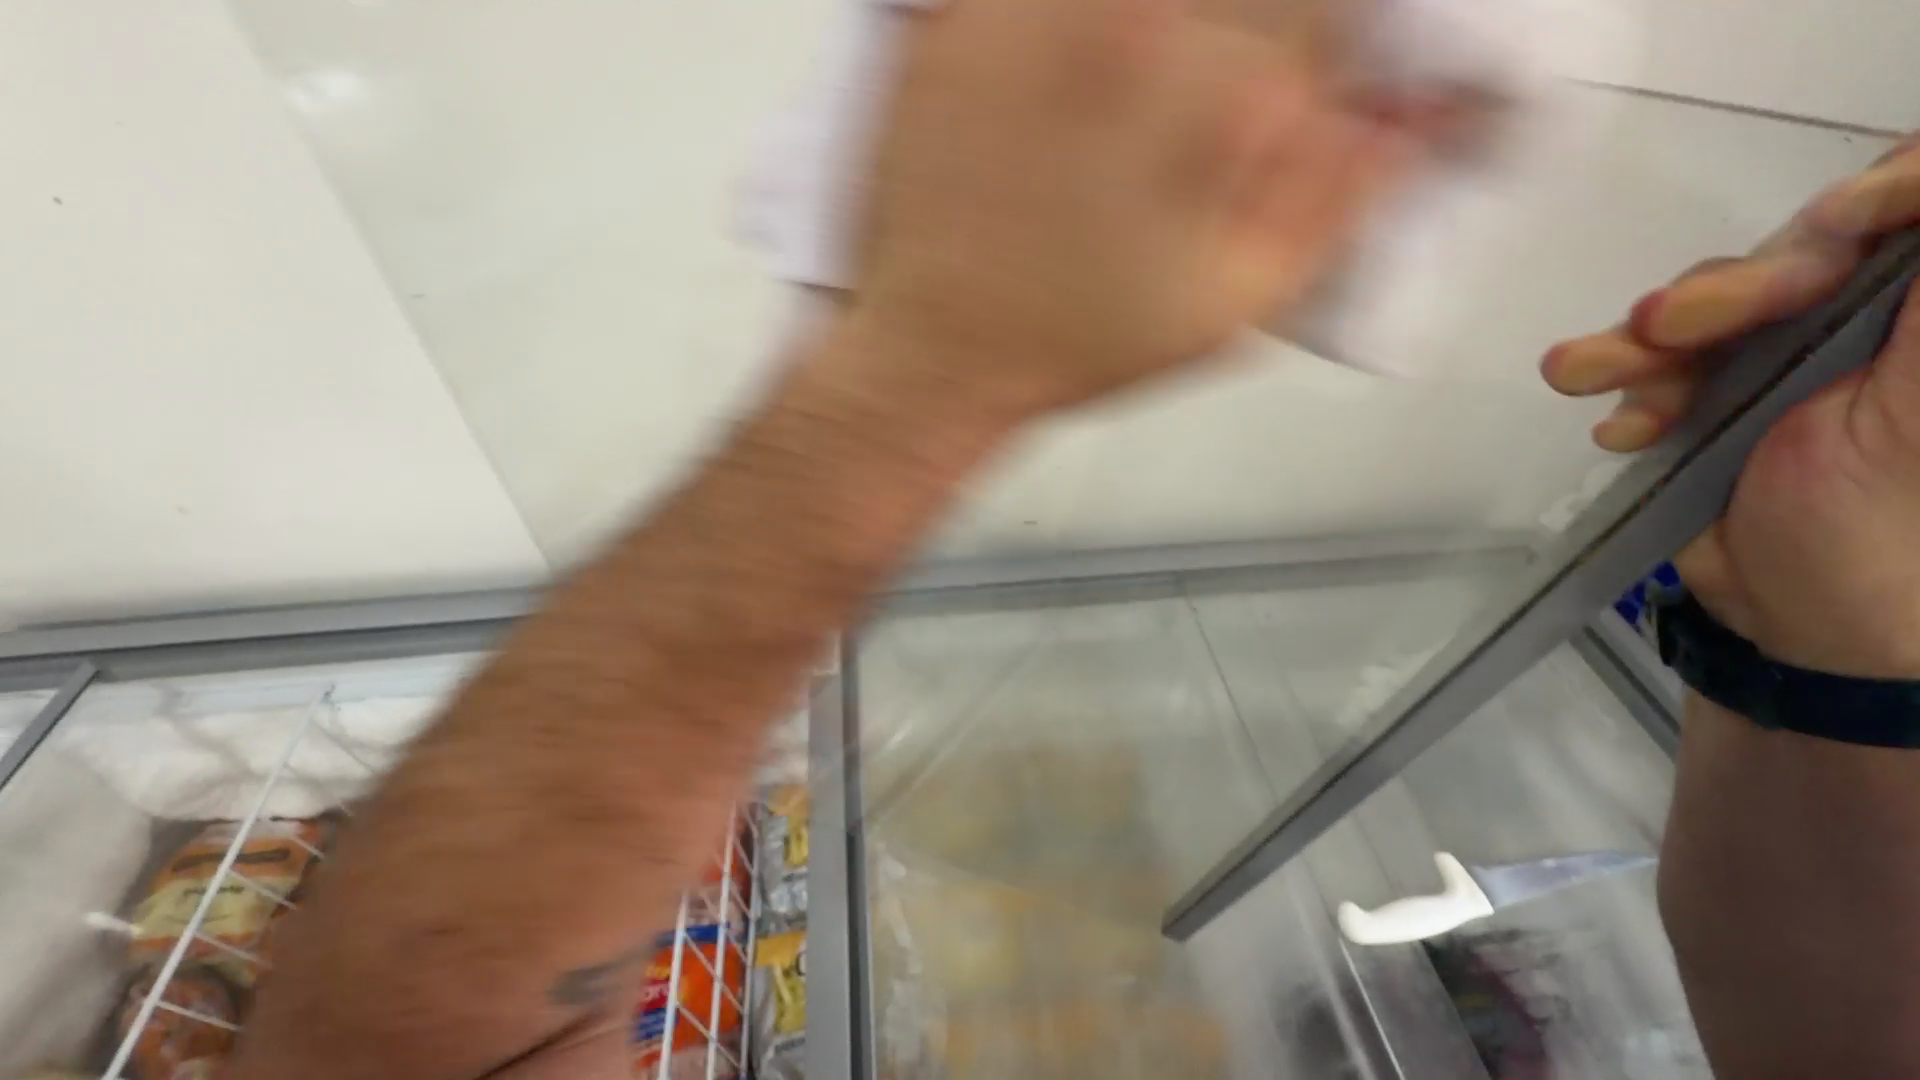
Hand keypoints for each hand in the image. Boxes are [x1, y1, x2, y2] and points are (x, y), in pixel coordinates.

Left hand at [847, 0, 1457, 418]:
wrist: (937, 354)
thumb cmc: (1076, 344)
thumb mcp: (1231, 305)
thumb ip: (1337, 197)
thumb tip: (1420, 111)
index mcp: (1225, 99)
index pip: (1329, 7)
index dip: (1323, 44)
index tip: (1292, 83)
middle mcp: (1136, 27)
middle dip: (1247, 35)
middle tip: (1194, 118)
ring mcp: (1038, 11)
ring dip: (1164, 33)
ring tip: (1126, 115)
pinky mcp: (958, 17)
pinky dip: (1073, 28)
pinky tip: (1078, 87)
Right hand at [1542, 137, 1919, 676]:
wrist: (1811, 623)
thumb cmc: (1897, 520)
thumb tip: (1910, 188)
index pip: (1911, 202)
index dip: (1874, 197)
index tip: (1834, 229)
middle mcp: (1868, 317)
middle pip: (1796, 253)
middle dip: (1727, 290)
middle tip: (1673, 329)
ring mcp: (1780, 357)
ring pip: (1703, 308)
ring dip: (1640, 344)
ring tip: (1593, 375)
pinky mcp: (1708, 396)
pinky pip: (1652, 366)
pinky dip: (1624, 390)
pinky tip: (1624, 428)